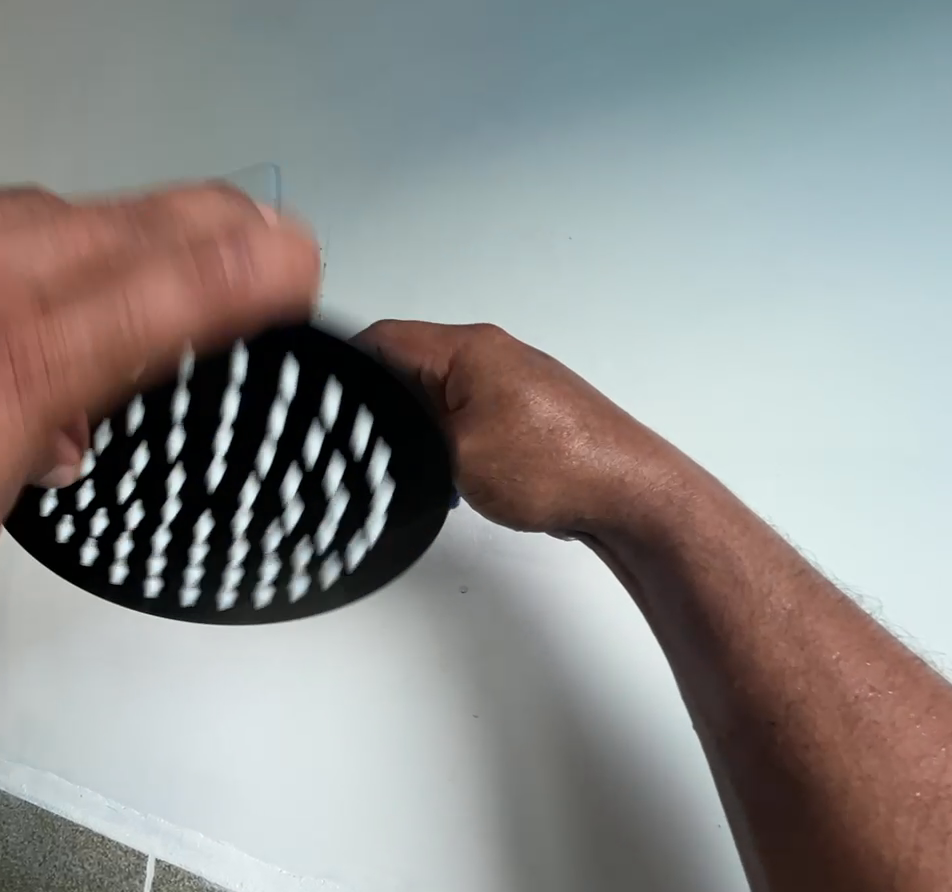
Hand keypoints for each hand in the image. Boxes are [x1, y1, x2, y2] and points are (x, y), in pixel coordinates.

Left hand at [0, 184, 319, 718]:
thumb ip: (18, 459)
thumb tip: (43, 432)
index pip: (164, 289)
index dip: (247, 269)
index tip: (291, 259)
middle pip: (115, 226)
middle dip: (198, 234)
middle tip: (247, 241)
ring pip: (36, 218)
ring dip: (100, 251)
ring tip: (132, 288)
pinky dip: (2, 258)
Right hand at [355, 321, 681, 538]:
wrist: (629, 494)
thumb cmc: (555, 466)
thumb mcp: (453, 454)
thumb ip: (404, 434)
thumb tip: (379, 430)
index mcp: (468, 348)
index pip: (383, 336)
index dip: (345, 364)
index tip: (322, 397)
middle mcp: (489, 353)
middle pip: (408, 363)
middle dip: (380, 400)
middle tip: (360, 439)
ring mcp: (508, 379)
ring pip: (435, 391)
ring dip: (416, 422)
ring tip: (406, 459)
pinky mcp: (521, 406)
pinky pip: (463, 410)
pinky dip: (445, 434)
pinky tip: (445, 470)